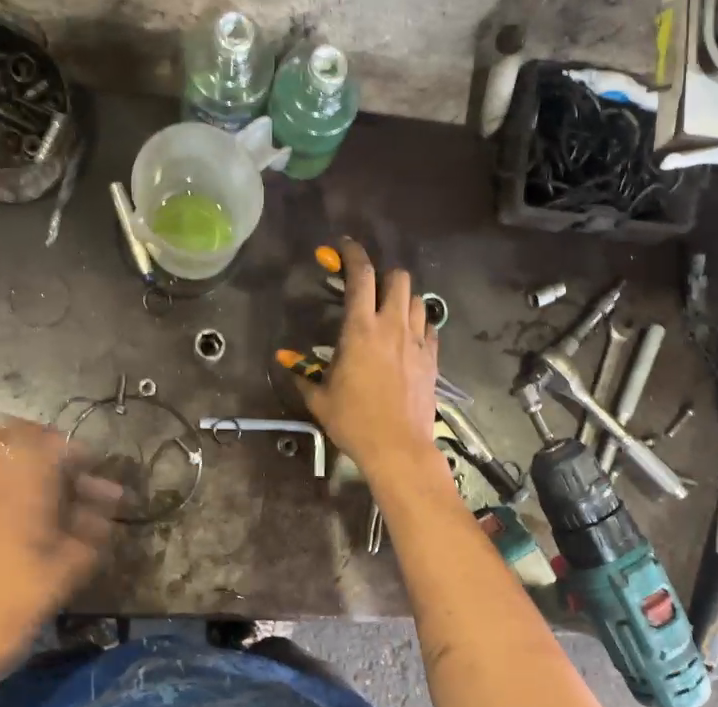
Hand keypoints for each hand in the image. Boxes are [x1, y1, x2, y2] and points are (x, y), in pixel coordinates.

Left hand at [0, 419, 120, 663]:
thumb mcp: (72, 563)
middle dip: (37, 438)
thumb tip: (106, 507)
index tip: (86, 462)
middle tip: (52, 454)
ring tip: (17, 455)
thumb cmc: (25, 595)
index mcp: (27, 490)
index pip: (53, 447)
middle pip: (13, 433)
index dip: (73, 450)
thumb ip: (91, 527)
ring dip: (0, 441)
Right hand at [295, 238, 441, 484]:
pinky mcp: (432, 359)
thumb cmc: (353, 422)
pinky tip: (407, 339)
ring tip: (389, 314)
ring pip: (417, 299)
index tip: (344, 247)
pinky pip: (430, 328)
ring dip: (402, 299)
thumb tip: (285, 361)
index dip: (352, 254)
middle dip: (383, 276)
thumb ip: (304, 374)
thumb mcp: (320, 400)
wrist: (398, 448)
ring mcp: (416, 341)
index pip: (360, 275)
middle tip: (369, 291)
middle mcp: (391, 326)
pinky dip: (419, 325)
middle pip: (397, 277)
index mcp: (360, 330)